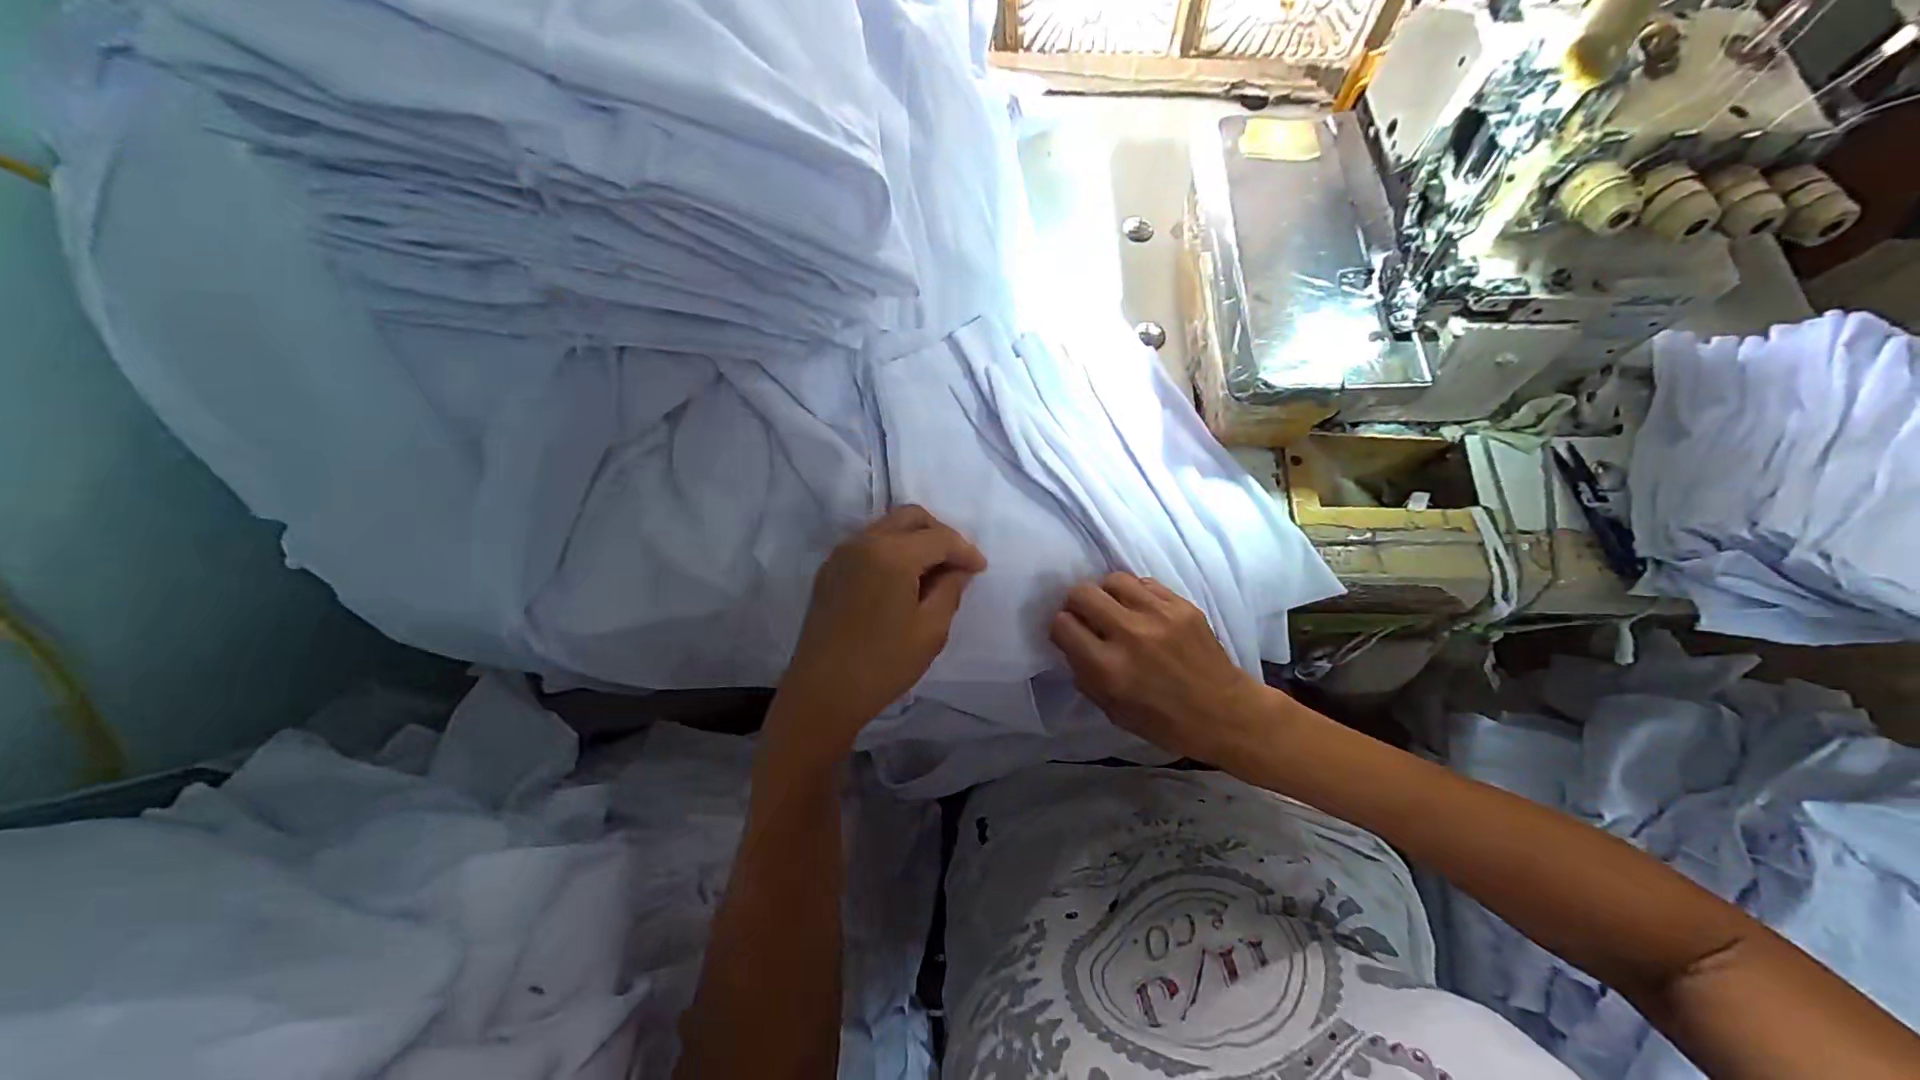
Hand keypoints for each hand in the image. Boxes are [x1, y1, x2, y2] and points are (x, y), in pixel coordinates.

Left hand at [771, 505, 986, 755]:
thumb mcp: (931, 630)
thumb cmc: (883, 664)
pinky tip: (902, 580)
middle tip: (957, 563)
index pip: (939, 537)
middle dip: (940, 534)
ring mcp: (842, 554)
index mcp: (892, 554)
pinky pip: (868, 544)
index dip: (966, 551)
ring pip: (887, 526)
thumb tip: (958, 570)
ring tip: (932, 572)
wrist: (822, 692)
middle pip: (911, 517)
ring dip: (915, 539)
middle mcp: (864, 542)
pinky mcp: (830, 570)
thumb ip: (950, 590)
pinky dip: (892, 549)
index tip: (981, 570)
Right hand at [1049, 573, 1278, 763]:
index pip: (1063, 624)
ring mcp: (1159, 615)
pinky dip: (1136, 594)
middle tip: (1087, 617)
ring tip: (1115, 610)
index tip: (1070, 635)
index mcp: (1109, 668)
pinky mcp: (1182, 606)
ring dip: (1107, 594)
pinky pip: (1144, 583)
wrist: (1225, 713)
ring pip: (1113, 580)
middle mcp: (1130, 635)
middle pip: (1082, 593)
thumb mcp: (1113, 710)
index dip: (1062, 629)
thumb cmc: (1165, 722)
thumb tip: (1071, 643)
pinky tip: (1142, 611)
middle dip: (1076, 604)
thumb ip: (1086, 675)